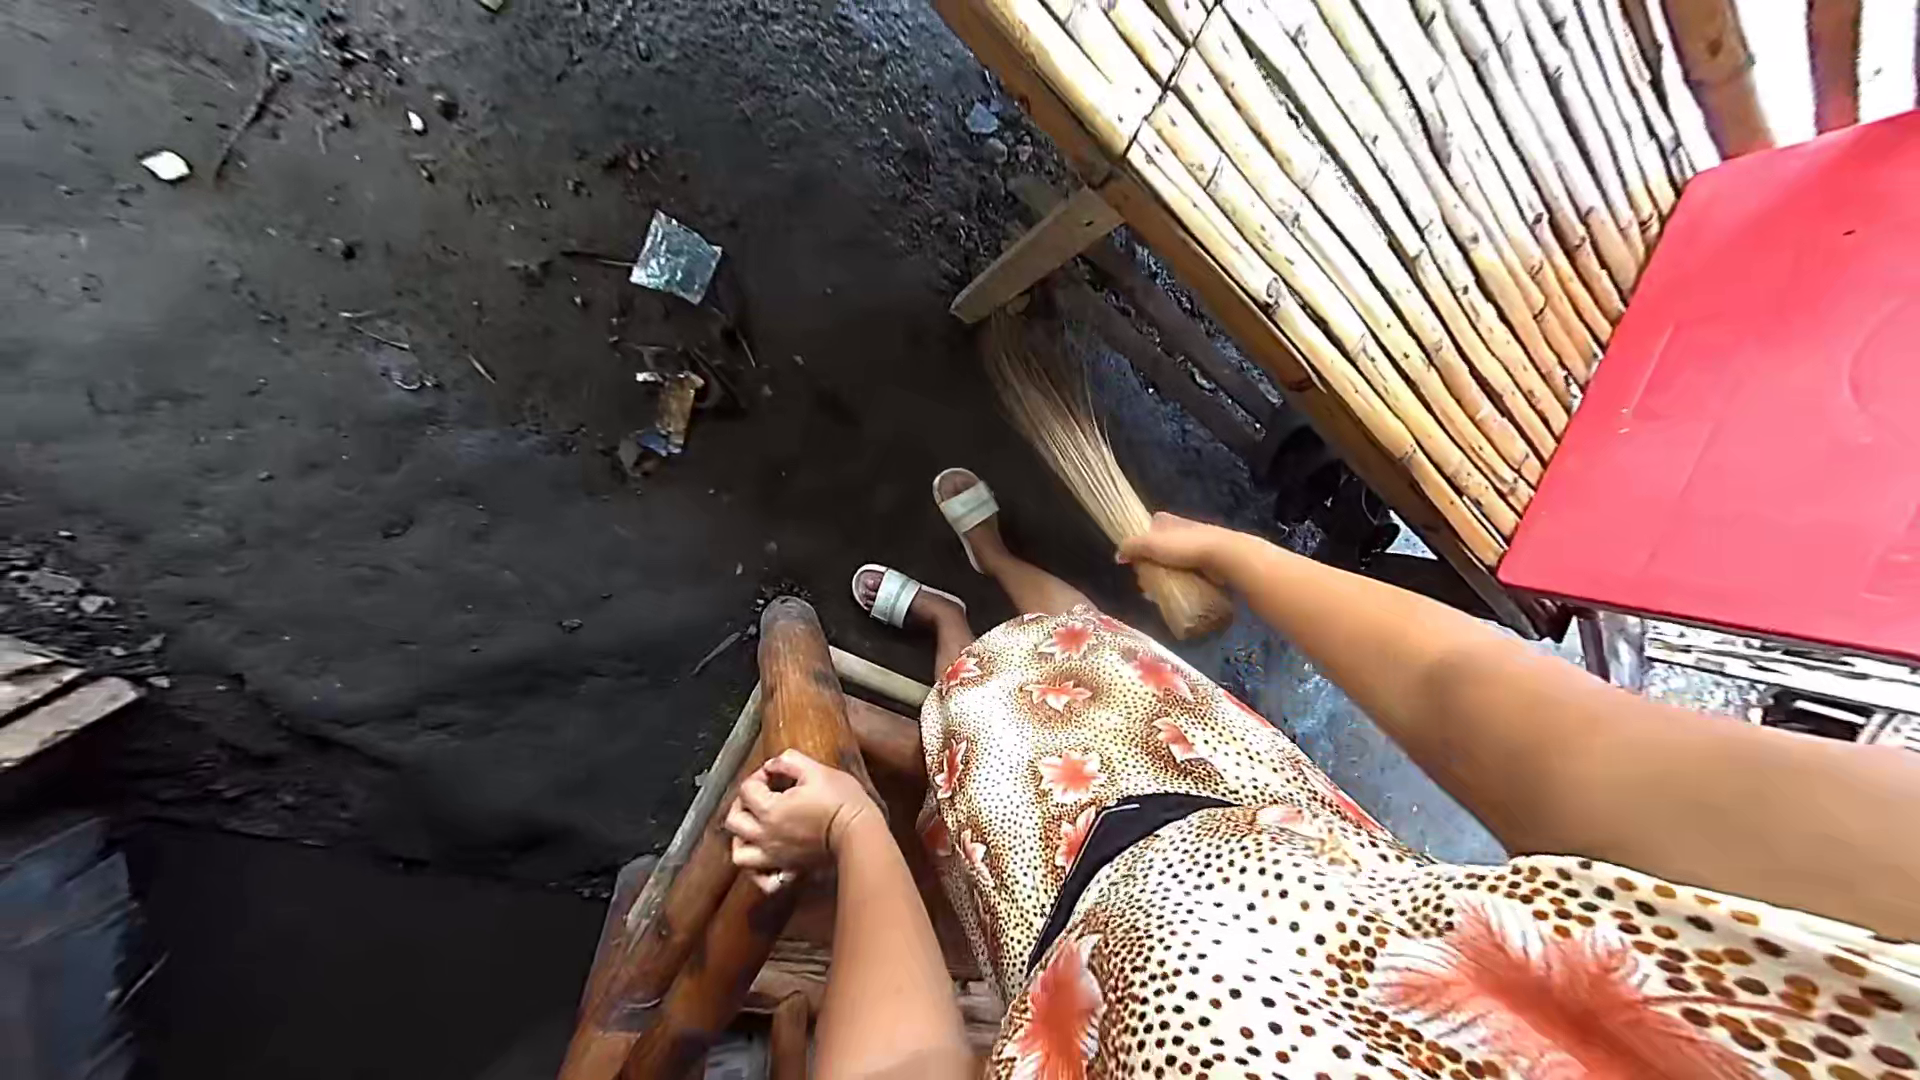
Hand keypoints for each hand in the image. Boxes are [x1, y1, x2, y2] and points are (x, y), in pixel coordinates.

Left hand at [724, 749, 878, 890]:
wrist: (858, 832)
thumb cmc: (840, 799)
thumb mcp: (816, 770)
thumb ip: (789, 761)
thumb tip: (772, 764)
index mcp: (769, 810)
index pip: (747, 789)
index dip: (759, 775)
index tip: (776, 772)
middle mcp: (765, 836)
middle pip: (734, 821)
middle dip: (742, 802)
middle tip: (759, 793)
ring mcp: (774, 857)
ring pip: (739, 854)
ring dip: (741, 837)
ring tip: (755, 825)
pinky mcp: (788, 870)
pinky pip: (762, 879)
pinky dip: (757, 870)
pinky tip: (766, 857)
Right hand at [1116, 512, 1244, 581]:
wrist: (1224, 555)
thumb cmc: (1184, 546)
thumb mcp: (1150, 545)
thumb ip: (1131, 547)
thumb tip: (1118, 555)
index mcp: (1165, 520)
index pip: (1145, 530)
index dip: (1138, 545)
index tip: (1136, 561)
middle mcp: (1180, 528)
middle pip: (1157, 548)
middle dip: (1151, 565)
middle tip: (1148, 581)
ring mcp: (1195, 543)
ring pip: (1172, 561)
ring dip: (1165, 575)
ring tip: (1161, 591)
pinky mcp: (1207, 559)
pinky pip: (1187, 570)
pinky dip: (1181, 580)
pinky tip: (1178, 591)